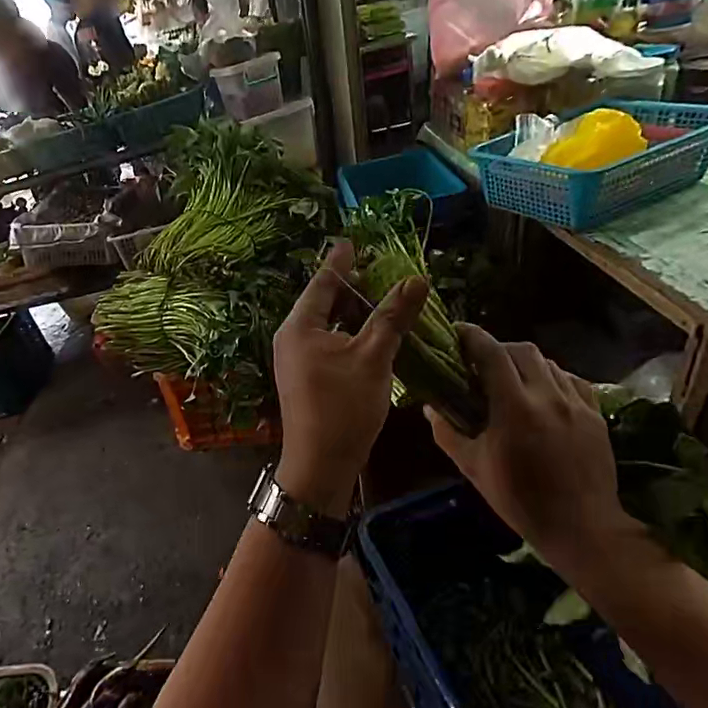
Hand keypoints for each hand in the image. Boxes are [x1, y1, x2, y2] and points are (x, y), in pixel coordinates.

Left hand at [272, 240, 426, 514]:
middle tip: (380, 271)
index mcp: (299, 326)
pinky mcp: (306, 377)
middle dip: (352, 287)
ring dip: (353, 312)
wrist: (320, 465)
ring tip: (383, 300)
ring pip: (327, 324)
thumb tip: (416, 279)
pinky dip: (350, 334)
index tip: (353, 242)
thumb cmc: (343, 407)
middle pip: (323, 301)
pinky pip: (328, 343)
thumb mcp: (373, 357)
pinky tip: (374, 335)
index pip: (321, 282)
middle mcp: (291, 338)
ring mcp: (296, 359)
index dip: (340, 261)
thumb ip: (392, 316)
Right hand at [424, 325, 633, 559]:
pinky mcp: (596, 415)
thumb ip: (448, 432)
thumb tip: (430, 407)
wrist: (581, 528)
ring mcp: (576, 404)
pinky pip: (573, 381)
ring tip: (512, 379)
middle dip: (499, 348)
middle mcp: (547, 396)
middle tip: (482, 362)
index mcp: (514, 406)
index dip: (473, 336)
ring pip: (549, 363)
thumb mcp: (473, 467)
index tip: (459, 332)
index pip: (492, 353)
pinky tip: (544, 394)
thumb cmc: (519, 500)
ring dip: (526, 363)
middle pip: (522, 350)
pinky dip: (553, 378)